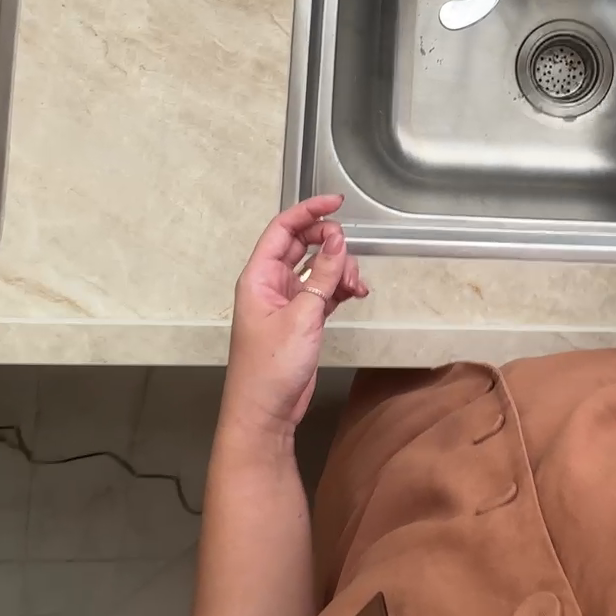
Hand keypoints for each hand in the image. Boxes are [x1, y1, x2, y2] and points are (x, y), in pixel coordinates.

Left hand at [222, 194, 368, 441]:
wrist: (265, 414)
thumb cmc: (272, 366)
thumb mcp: (303, 316)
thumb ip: (323, 274)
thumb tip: (339, 238)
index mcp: (259, 276)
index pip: (283, 229)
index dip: (309, 211)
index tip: (337, 202)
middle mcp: (272, 283)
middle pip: (303, 245)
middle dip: (331, 244)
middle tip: (351, 253)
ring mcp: (288, 300)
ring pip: (319, 267)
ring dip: (341, 270)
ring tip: (356, 287)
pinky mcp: (303, 317)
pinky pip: (325, 289)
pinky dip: (341, 288)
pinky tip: (356, 295)